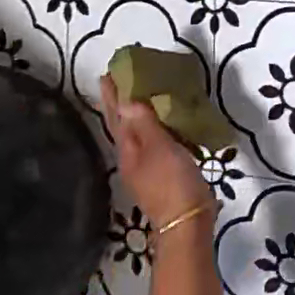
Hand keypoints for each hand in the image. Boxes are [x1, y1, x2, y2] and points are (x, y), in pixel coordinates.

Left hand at [101, 74, 214, 231]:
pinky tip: (163, 122)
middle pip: (121, 124)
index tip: (108, 73)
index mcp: (128, 149)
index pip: (116, 116)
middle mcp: (131, 156)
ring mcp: (145, 165)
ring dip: (134, 112)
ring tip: (138, 95)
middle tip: (118, 80)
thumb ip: (145, 124)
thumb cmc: (173, 181)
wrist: (187, 221)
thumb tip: (128, 99)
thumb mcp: (161, 148)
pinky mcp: (162, 170)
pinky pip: (152, 139)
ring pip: (135, 132)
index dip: (112, 95)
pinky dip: (152, 125)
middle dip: (118, 103)